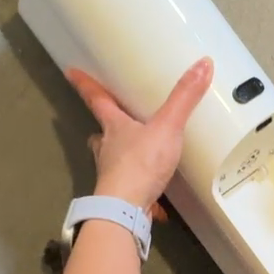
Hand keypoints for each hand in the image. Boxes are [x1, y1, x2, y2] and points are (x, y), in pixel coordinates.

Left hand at [67, 57, 212, 216]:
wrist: (126, 210)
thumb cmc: (140, 163)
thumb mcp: (166, 127)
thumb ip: (184, 98)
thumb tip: (203, 63)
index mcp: (114, 127)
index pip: (97, 99)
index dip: (86, 85)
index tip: (71, 72)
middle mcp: (108, 149)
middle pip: (101, 134)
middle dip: (105, 128)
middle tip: (112, 124)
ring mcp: (112, 175)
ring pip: (112, 162)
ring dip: (122, 158)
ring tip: (139, 158)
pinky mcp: (121, 197)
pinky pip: (131, 191)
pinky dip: (142, 194)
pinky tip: (156, 204)